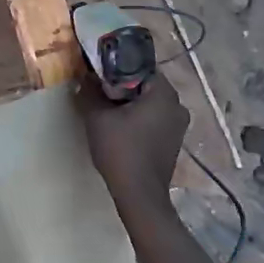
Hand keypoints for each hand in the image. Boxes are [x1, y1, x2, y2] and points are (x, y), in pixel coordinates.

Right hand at [76, 69, 188, 211]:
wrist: (140, 196)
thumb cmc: (121, 151)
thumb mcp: (97, 118)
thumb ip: (89, 93)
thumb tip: (84, 79)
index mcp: (164, 93)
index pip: (140, 67)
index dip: (117, 69)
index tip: (99, 78)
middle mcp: (178, 105)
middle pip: (146, 85)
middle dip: (123, 88)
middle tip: (100, 94)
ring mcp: (179, 125)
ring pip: (151, 104)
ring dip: (131, 105)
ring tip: (108, 113)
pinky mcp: (174, 141)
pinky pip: (155, 120)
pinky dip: (140, 120)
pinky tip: (122, 130)